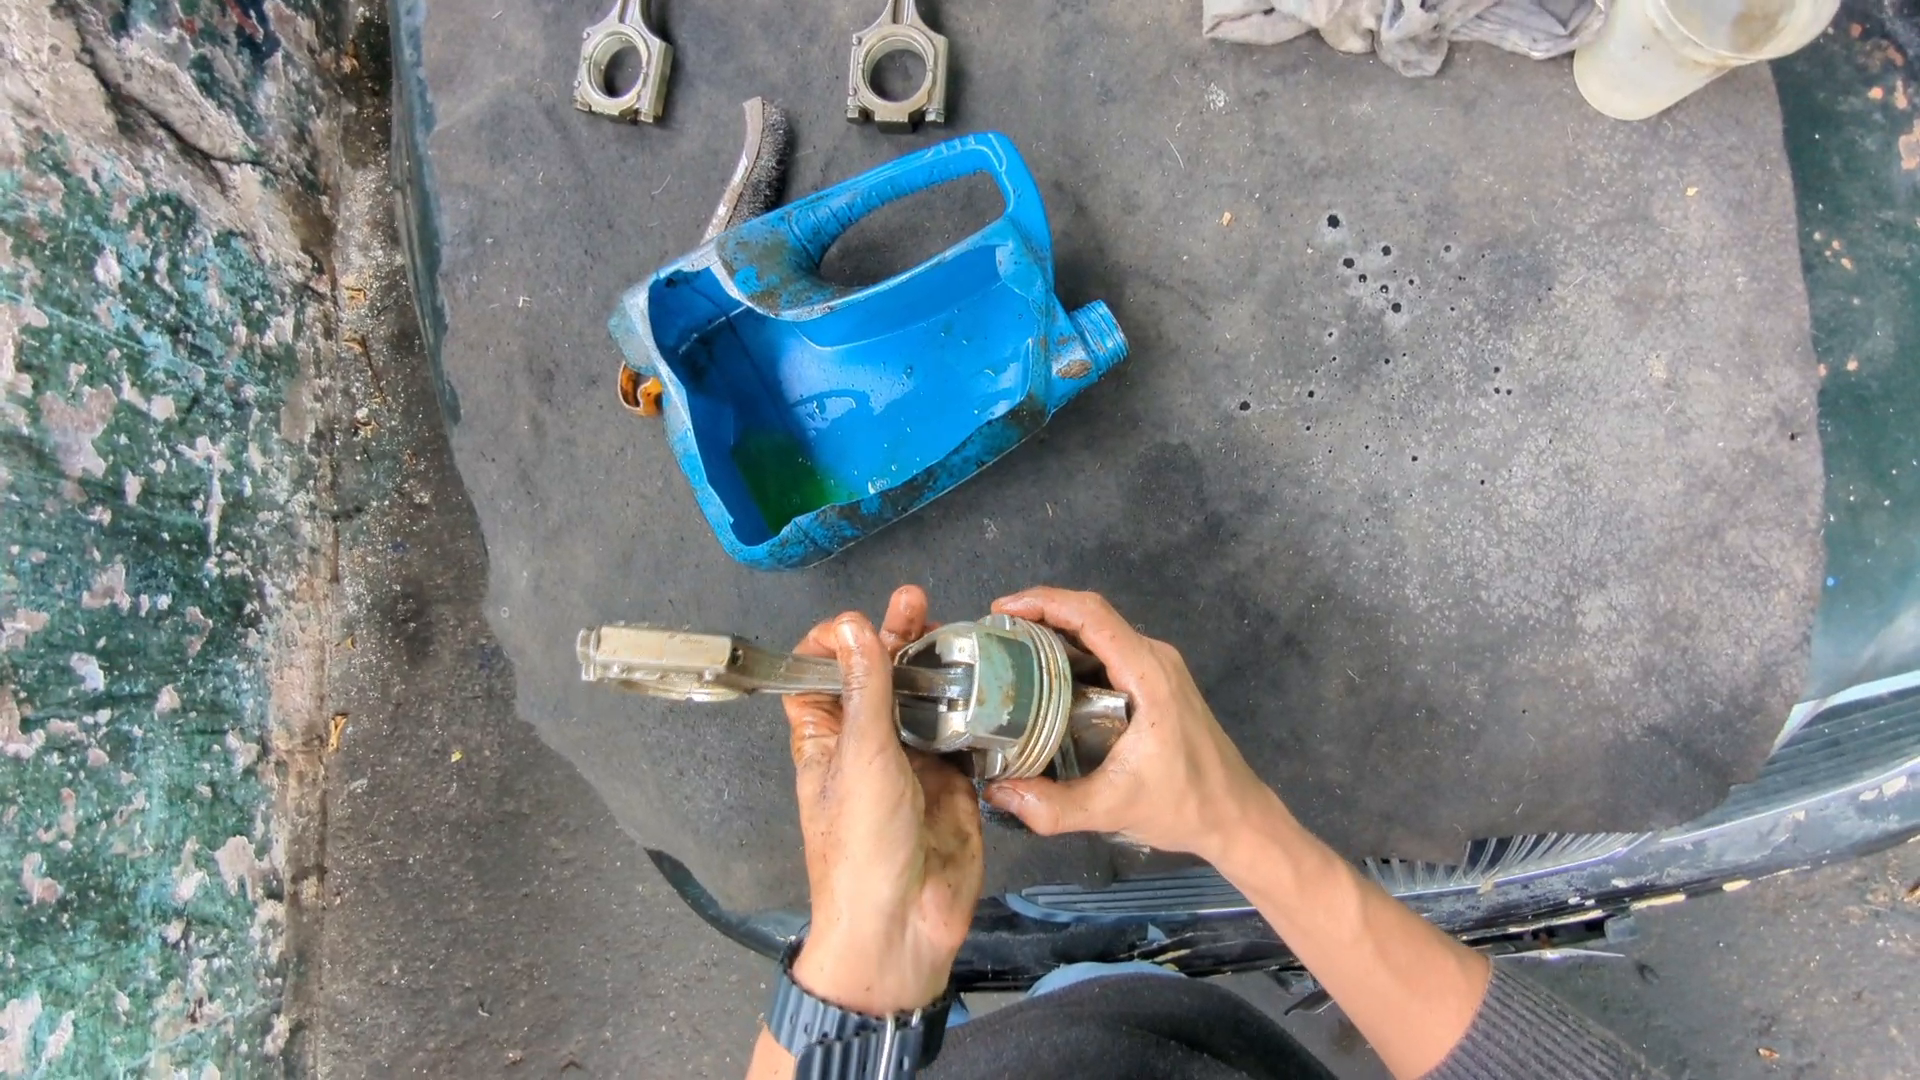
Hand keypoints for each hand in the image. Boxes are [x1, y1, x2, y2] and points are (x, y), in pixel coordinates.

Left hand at [784, 587, 983, 1016]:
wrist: (905, 926)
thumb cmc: (864, 843)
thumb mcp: (861, 757)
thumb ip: (865, 688)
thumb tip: (851, 624)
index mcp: (826, 735)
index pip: (815, 672)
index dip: (831, 642)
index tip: (857, 624)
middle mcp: (866, 738)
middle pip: (875, 673)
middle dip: (891, 635)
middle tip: (916, 601)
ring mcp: (911, 755)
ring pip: (920, 694)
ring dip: (933, 662)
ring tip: (955, 629)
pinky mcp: (952, 774)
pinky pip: (960, 727)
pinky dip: (970, 702)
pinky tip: (985, 674)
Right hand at [981, 587, 1283, 865]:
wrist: (1236, 816)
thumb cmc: (1184, 805)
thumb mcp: (1113, 810)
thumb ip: (1053, 807)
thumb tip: (995, 791)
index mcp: (1149, 673)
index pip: (1092, 615)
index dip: (1045, 602)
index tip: (1001, 611)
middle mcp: (1154, 657)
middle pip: (1091, 615)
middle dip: (1040, 614)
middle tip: (995, 635)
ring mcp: (1157, 666)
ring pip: (1098, 631)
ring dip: (1054, 631)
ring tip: (1008, 650)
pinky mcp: (1154, 680)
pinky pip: (1106, 650)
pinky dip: (1070, 651)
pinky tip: (1041, 674)